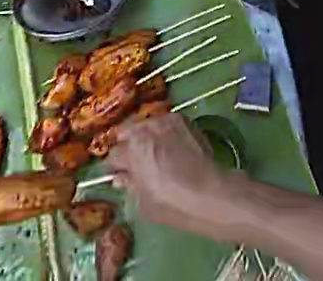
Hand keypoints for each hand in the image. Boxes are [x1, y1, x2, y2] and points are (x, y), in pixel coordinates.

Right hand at [105, 115, 234, 231]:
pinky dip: (162, 131)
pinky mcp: (180, 118)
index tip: (120, 173)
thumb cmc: (173, 204)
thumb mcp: (144, 203)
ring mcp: (163, 120)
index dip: (115, 166)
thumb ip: (129, 186)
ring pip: (145, 124)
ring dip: (144, 136)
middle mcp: (144, 129)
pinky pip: (163, 122)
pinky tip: (171, 145)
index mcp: (132, 151)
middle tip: (136, 160)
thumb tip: (120, 178)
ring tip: (155, 151)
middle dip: (127, 145)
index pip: (113, 155)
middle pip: (126, 132)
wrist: (209, 192)